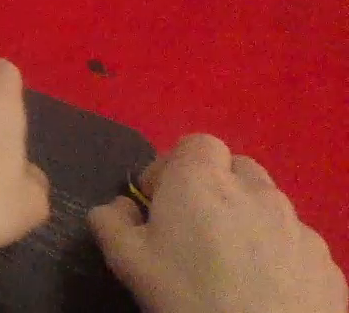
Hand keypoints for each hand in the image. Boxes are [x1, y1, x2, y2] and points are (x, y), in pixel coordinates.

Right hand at [89, 135, 344, 312]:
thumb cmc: (186, 292)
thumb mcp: (122, 254)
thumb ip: (109, 216)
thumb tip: (126, 207)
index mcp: (200, 181)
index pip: (198, 143)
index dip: (175, 163)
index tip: (160, 197)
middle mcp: (255, 194)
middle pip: (238, 167)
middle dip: (216, 183)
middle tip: (195, 219)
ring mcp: (301, 231)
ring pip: (271, 203)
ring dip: (249, 214)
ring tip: (232, 253)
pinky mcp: (331, 267)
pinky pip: (297, 240)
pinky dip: (279, 248)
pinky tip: (265, 281)